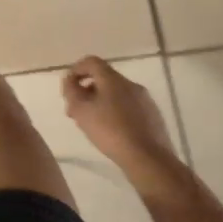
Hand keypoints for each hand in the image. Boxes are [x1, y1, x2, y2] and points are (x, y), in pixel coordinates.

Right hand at [63, 56, 177, 182]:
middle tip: (76, 110)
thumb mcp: (80, 110)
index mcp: (113, 79)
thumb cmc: (110, 131)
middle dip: (86, 91)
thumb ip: (71, 91)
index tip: (68, 88)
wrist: (149, 159)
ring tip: (92, 123)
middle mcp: (131, 85)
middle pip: (103, 79)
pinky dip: (116, 112)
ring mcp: (145, 101)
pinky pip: (129, 107)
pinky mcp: (154, 117)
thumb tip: (70, 81)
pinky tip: (112, 131)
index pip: (91, 62)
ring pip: (116, 94)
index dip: (76, 70)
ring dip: (101, 102)